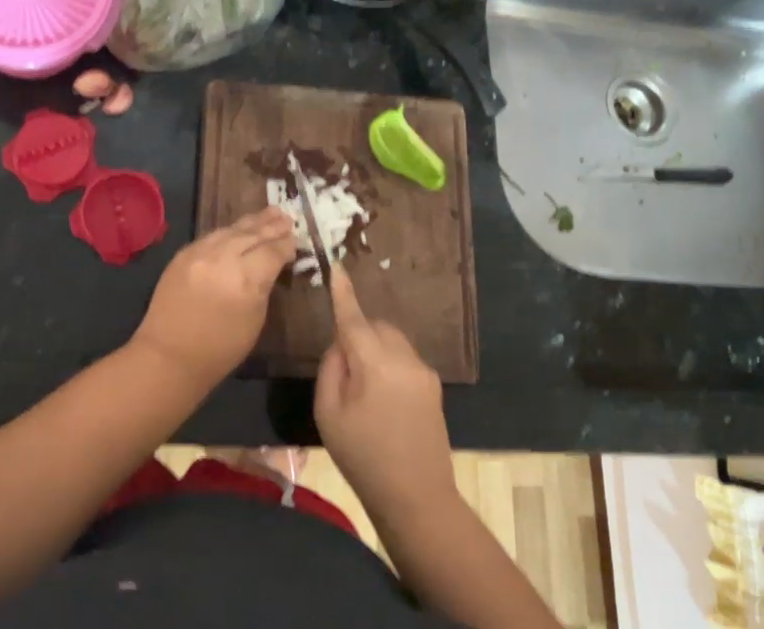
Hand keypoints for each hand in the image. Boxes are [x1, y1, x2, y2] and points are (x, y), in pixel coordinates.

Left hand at [131, 207, 294, 383]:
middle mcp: (223, 258)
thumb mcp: (255, 320)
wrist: (169, 356)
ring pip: (231, 230)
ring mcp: (199, 253)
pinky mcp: (183, 254)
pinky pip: (212, 236)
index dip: (286, 245)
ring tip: (270, 213)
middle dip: (272, 227)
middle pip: (253, 235)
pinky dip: (229, 231)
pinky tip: (239, 229)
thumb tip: (273, 264)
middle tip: (287, 218)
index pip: (272, 251)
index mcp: (246, 280)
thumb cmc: (220, 349)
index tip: (296, 240)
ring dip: (252, 222)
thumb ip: (264, 286)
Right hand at [314, 269, 456, 517]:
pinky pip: (404, 359)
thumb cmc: (362, 457)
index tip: (336, 266)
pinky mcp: (434, 386)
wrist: (416, 497)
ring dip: (374, 349)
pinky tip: (380, 401)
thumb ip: (331, 368)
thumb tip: (341, 344)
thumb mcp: (329, 413)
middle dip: (357, 333)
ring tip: (361, 390)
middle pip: (376, 326)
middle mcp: (405, 358)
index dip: (343, 293)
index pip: (354, 318)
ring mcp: (424, 372)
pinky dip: (388, 364)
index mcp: (376, 363)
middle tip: (340, 369)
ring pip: (392, 341)